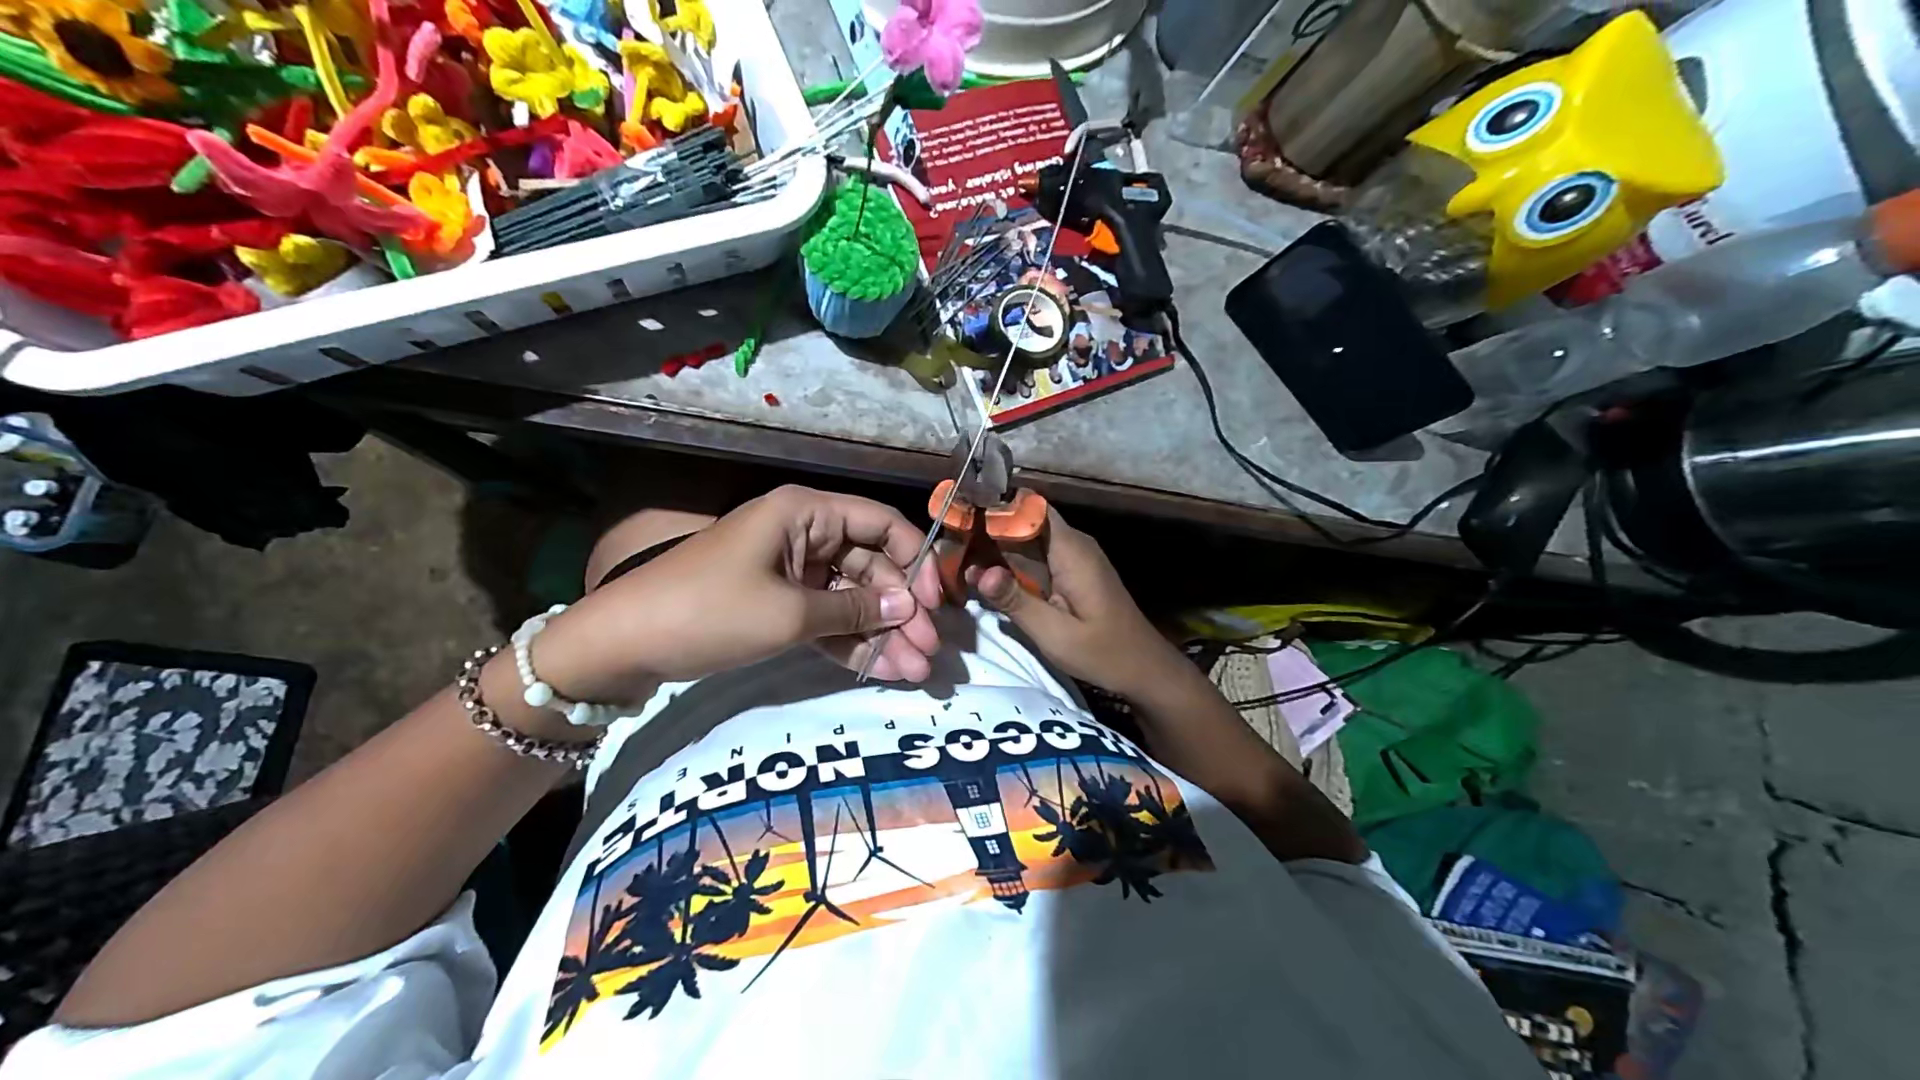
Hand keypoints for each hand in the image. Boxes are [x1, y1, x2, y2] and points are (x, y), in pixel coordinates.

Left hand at [537, 486, 945, 699]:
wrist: (626, 644)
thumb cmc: (710, 611)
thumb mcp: (789, 613)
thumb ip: (853, 609)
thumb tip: (907, 608)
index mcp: (806, 514)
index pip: (881, 524)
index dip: (914, 561)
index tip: (931, 606)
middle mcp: (805, 535)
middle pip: (871, 566)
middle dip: (900, 611)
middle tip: (928, 653)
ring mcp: (793, 572)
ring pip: (852, 598)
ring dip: (882, 633)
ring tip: (913, 672)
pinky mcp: (780, 605)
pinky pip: (827, 618)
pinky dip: (851, 643)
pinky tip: (883, 670)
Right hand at [967, 509, 1187, 699]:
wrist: (1144, 669)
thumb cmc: (1103, 652)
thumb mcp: (1055, 634)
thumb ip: (1016, 601)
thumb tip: (979, 572)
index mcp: (1070, 549)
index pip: (1030, 506)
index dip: (995, 506)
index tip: (959, 513)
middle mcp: (1070, 544)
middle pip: (1023, 521)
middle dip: (986, 527)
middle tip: (945, 538)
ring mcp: (1070, 558)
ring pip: (1025, 540)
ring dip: (993, 547)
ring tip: (952, 553)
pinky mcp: (1068, 574)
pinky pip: (1033, 559)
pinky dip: (1008, 564)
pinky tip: (980, 575)